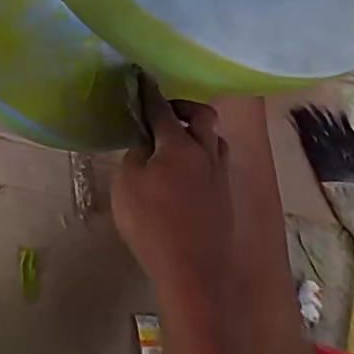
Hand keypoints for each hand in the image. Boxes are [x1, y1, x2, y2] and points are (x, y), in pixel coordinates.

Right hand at [111, 76, 234, 299]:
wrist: (193, 273)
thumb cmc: (151, 224)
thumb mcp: (126, 185)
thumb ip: (136, 155)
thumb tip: (146, 141)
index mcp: (179, 147)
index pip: (162, 110)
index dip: (149, 94)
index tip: (140, 80)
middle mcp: (206, 154)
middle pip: (203, 116)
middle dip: (184, 107)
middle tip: (164, 112)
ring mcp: (222, 176)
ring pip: (216, 140)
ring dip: (199, 132)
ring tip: (178, 140)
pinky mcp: (227, 197)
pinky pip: (218, 162)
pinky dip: (204, 155)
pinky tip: (189, 170)